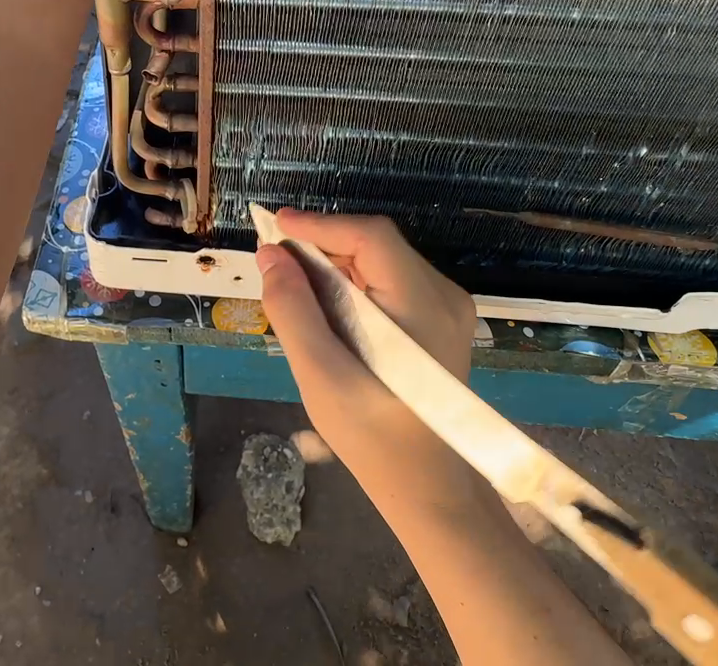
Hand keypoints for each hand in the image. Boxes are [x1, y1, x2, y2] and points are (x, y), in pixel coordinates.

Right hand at [256, 210, 481, 518]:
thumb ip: (293, 310)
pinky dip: (351, 284)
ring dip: (333, 266)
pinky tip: (324, 306)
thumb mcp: (322, 376)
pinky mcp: (439, 323)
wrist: (431, 491)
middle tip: (274, 261)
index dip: (320, 226)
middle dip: (321, 246)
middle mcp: (443, 296)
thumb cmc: (375, 440)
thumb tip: (271, 255)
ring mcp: (446, 309)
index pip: (370, 237)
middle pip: (375, 246)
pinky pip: (389, 284)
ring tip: (291, 284)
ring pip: (380, 262)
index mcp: (422, 305)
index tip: (274, 226)